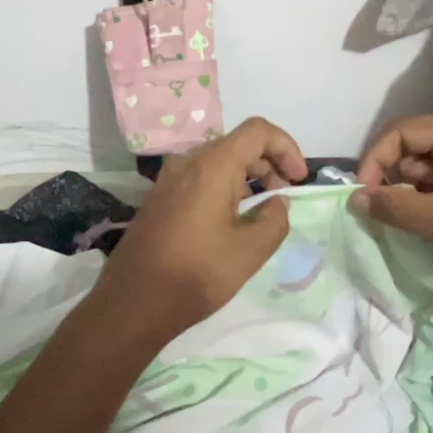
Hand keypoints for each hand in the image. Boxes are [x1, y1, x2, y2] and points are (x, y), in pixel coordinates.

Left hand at [88, 118, 308, 344]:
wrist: (134, 301)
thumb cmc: (197, 273)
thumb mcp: (250, 250)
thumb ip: (275, 219)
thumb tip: (276, 204)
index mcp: (212, 165)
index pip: (258, 131)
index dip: (286, 147)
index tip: (299, 179)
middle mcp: (188, 162)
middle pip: (238, 145)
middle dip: (269, 165)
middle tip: (284, 197)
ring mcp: (169, 179)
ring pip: (218, 162)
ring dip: (247, 178)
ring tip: (263, 212)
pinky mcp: (160, 198)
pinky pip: (200, 179)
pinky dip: (224, 189)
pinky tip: (233, 221)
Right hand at [353, 113, 432, 284]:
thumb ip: (394, 206)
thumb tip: (354, 199)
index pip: (401, 132)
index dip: (375, 160)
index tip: (363, 195)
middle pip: (412, 146)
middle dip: (393, 176)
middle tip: (384, 211)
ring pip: (424, 166)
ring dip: (410, 190)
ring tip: (409, 220)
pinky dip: (426, 198)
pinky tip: (427, 221)